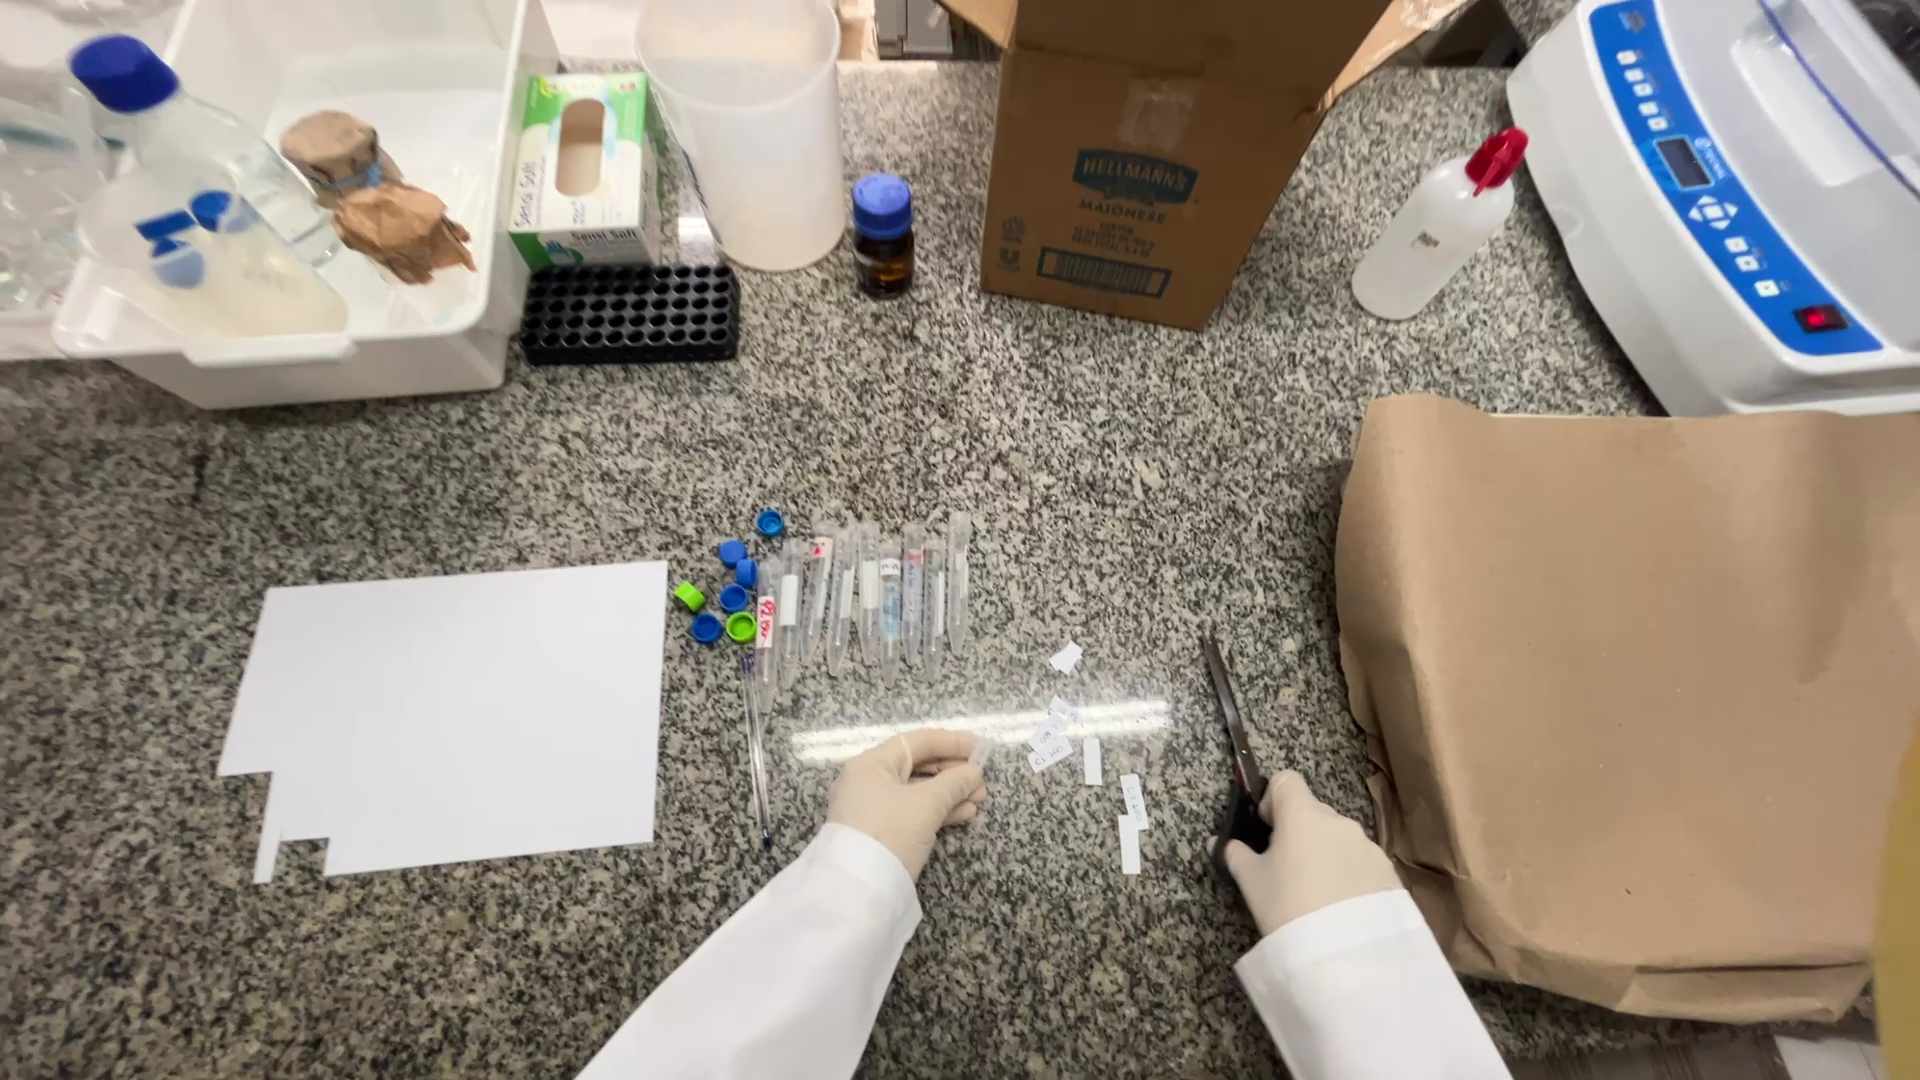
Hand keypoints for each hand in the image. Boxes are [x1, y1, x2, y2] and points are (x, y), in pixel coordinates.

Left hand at [827, 729, 986, 879]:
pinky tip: (964, 815)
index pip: (917, 742)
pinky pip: (913, 811)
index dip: (952, 742)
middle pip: (918, 765)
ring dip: (949, 793)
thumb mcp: (926, 805)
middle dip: (953, 772)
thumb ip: (954, 783)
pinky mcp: (880, 832)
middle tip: (981, 780)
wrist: (858, 891)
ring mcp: (872, 808)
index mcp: (872, 763)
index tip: (980, 748)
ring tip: (979, 799)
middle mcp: (868, 780)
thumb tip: (973, 773)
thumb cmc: (890, 833)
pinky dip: (937, 811)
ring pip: (918, 791)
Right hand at [1222, 770, 1402, 936]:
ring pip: (1338, 839)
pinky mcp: (1391, 875)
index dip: (1272, 799)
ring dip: (1326, 853)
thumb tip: (1223, 842)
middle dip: (1299, 832)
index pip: (1286, 780)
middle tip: (1287, 868)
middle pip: (1313, 812)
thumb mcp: (1252, 882)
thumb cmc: (1290, 906)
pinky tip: (1342, 908)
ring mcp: (1369, 847)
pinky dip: (1350, 875)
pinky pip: (1361, 863)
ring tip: (1318, 894)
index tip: (1266, 829)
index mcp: (1302, 814)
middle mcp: (1339, 821)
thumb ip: (1236, 855)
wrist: (1351, 958)